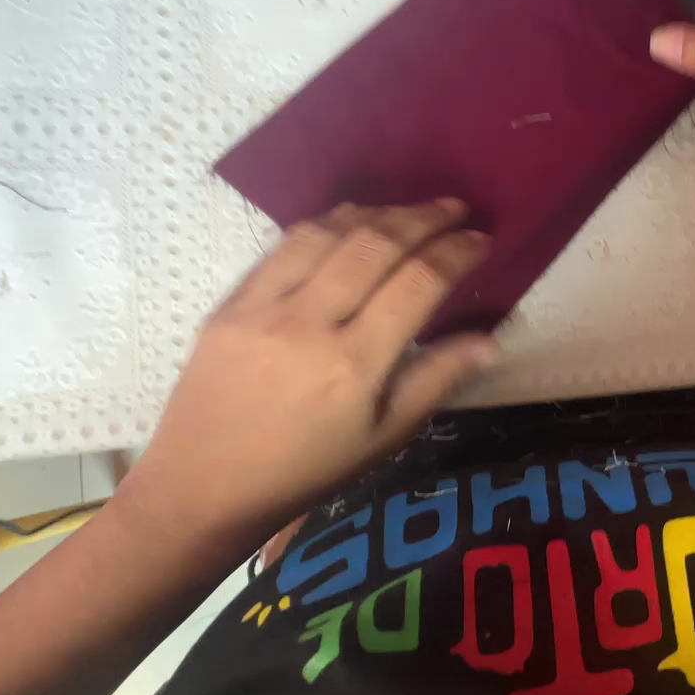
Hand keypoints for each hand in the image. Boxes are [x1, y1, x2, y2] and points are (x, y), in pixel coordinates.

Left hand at [122, 202, 496, 539]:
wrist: (204, 487)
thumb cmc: (310, 469)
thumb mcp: (388, 435)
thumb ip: (438, 379)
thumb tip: (490, 340)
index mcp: (356, 363)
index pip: (419, 283)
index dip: (457, 252)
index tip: (482, 238)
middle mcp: (310, 324)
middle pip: (377, 246)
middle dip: (424, 218)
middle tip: (456, 208)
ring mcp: (263, 308)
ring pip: (329, 234)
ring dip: (378, 212)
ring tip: (411, 209)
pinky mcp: (230, 303)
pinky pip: (284, 246)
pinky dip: (327, 222)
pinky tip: (352, 217)